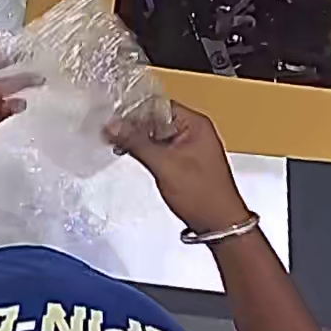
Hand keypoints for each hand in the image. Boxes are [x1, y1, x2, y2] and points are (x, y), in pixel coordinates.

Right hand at [106, 104, 252, 234]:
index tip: (115, 116)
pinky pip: (161, 148)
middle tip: (112, 131)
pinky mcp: (184, 161)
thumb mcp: (164, 165)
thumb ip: (137, 142)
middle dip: (134, 126)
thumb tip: (115, 125)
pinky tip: (130, 153)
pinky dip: (146, 151)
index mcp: (195, 124)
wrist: (219, 225)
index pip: (159, 105)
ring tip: (117, 142)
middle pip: (157, 119)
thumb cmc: (203, 195)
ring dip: (139, 139)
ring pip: (157, 135)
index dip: (136, 110)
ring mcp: (190, 146)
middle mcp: (194, 131)